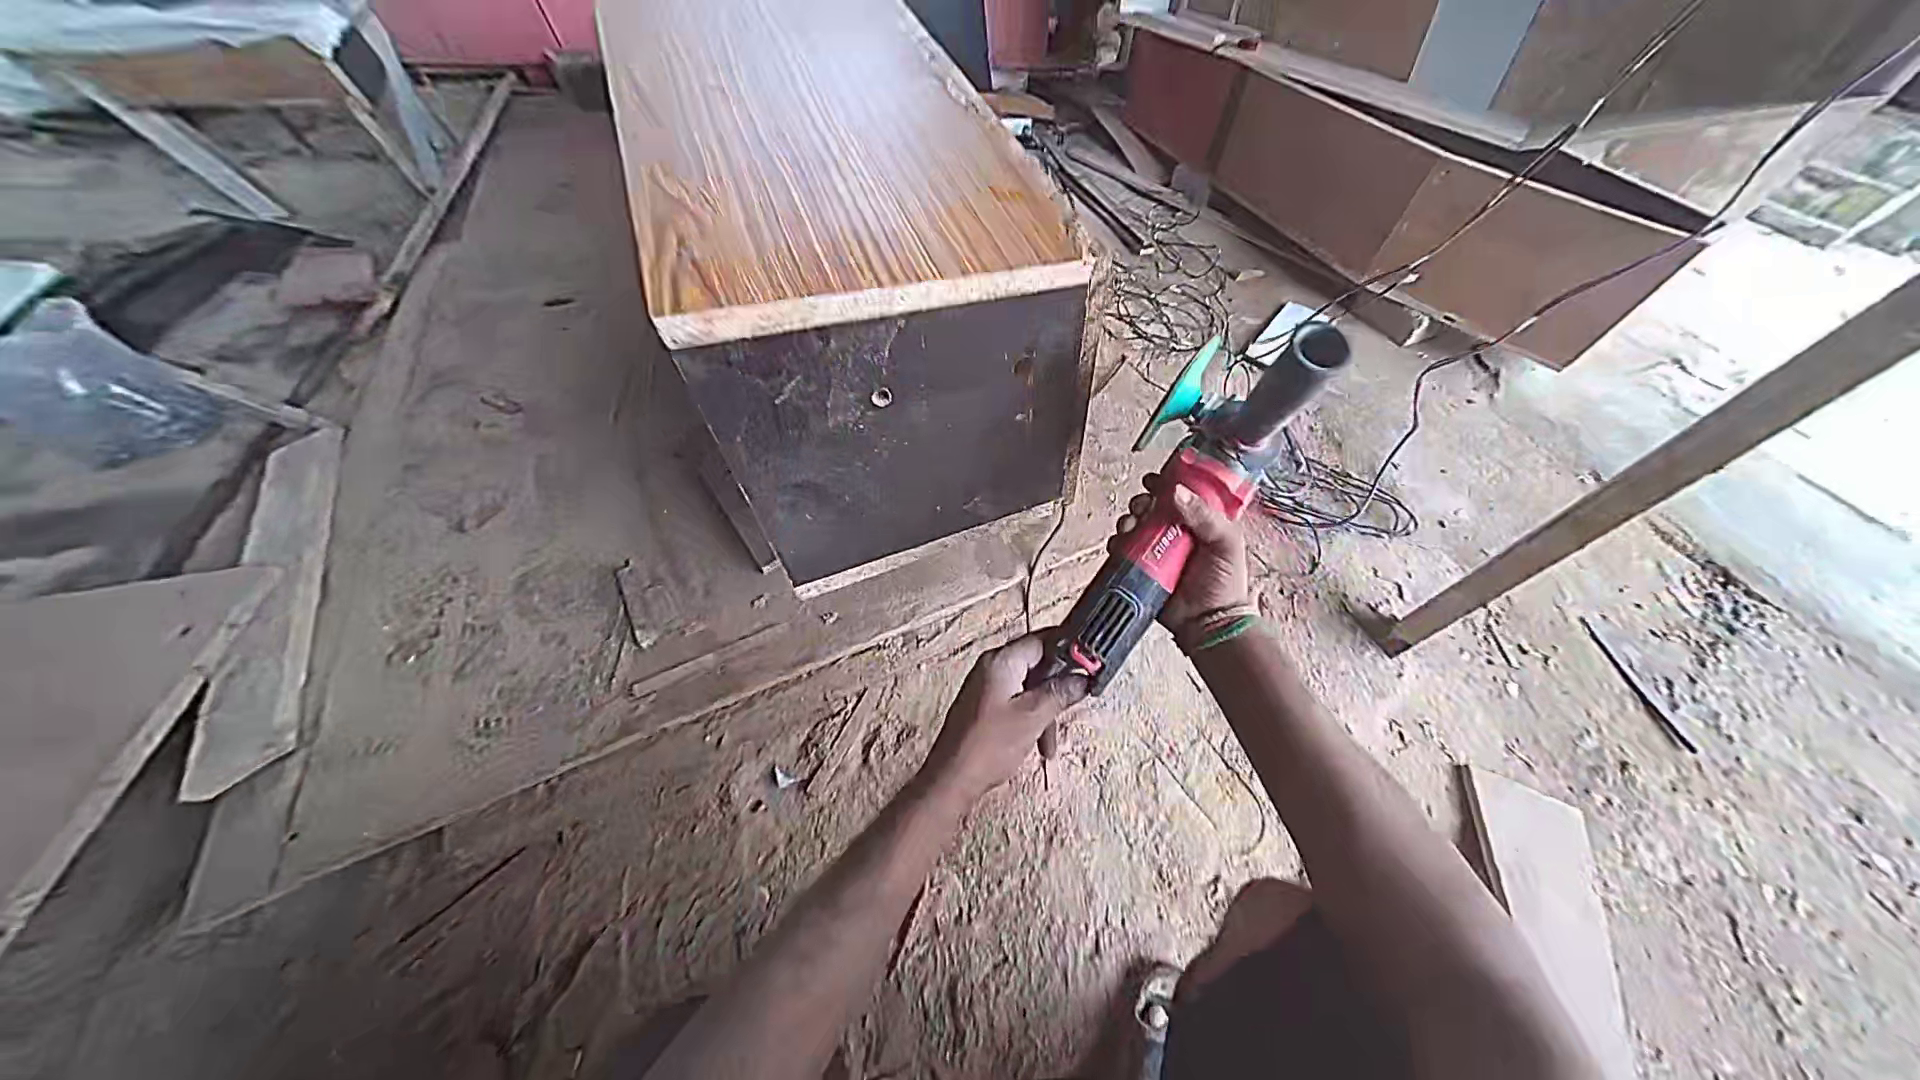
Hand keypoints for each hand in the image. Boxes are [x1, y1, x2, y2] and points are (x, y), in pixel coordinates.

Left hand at [919, 631, 1089, 804]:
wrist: (952, 778)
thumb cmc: (986, 746)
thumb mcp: (1033, 716)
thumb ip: (1060, 693)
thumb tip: (1082, 678)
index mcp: (1001, 662)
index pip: (1041, 639)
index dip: (1067, 649)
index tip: (1088, 663)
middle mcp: (991, 668)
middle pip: (1036, 664)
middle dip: (1057, 686)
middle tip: (1074, 701)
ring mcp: (986, 687)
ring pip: (1028, 687)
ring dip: (1045, 709)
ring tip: (1050, 740)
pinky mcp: (984, 706)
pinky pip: (1016, 701)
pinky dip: (1030, 717)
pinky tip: (1036, 742)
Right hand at [1112, 473, 1250, 638]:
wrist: (1208, 623)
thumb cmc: (1226, 585)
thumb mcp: (1225, 542)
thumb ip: (1204, 515)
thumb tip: (1177, 492)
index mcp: (1200, 522)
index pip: (1181, 494)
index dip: (1167, 483)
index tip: (1156, 480)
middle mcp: (1176, 533)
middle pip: (1152, 507)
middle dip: (1142, 502)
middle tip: (1143, 506)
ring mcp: (1157, 550)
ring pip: (1135, 525)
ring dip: (1129, 520)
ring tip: (1132, 526)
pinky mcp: (1142, 567)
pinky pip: (1124, 550)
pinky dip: (1118, 543)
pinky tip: (1122, 543)